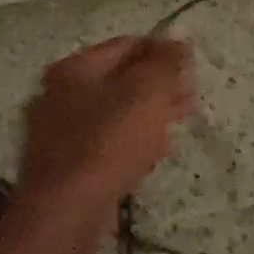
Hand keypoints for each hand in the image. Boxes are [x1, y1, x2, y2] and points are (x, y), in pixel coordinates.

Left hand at [11, 37, 195, 222]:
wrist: (66, 210)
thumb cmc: (108, 143)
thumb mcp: (147, 93)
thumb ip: (166, 63)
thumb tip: (180, 43)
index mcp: (76, 69)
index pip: (129, 45)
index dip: (165, 52)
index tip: (193, 68)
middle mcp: (61, 93)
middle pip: (122, 77)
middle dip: (160, 85)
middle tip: (190, 98)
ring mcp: (61, 129)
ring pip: (118, 110)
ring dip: (152, 112)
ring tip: (180, 123)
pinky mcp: (68, 161)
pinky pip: (108, 139)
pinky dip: (134, 139)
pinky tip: (156, 151)